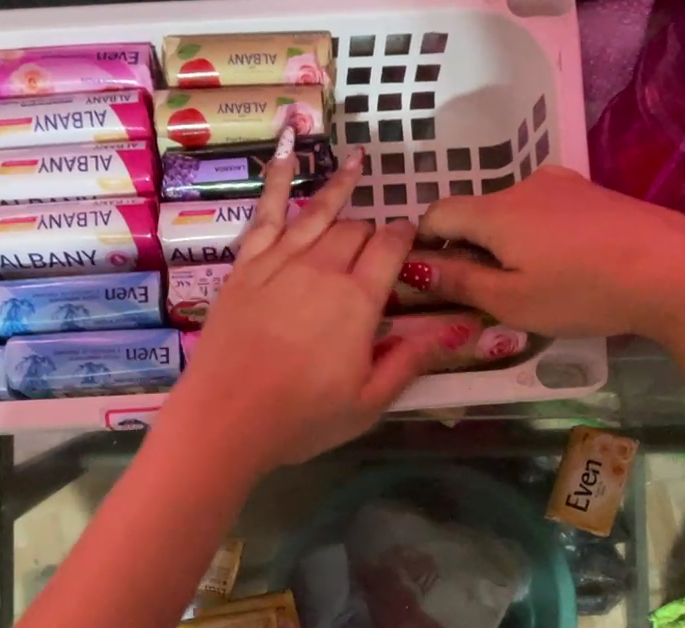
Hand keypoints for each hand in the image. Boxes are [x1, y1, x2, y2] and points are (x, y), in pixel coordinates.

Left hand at [153, 131, 439, 475]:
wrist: (226, 419)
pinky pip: (265, 214)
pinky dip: (277, 180)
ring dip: (341, 189)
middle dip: (373, 231)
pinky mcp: (245, 267)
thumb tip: (457, 330)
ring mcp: (279, 263)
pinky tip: (287, 151)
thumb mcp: (367, 404)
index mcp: (358, 301)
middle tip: (378, 243)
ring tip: (359, 165)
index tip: (410, 237)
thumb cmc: (301, 419)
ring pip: (318, 215)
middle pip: (356, 232)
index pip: (391, 250)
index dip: (405, 238)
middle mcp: (322, 269)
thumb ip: (410, 362)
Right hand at [403, 166, 684, 343]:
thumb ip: (459, 282)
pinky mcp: (590, 195)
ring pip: (510, 216)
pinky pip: (542, 215)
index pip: (437, 213)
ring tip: (524, 289)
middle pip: (474, 214)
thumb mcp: (510, 300)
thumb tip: (415, 267)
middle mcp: (524, 185)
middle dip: (465, 251)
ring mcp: (562, 186)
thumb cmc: (581, 292)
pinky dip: (533, 241)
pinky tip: (558, 271)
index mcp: (495, 210)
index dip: (424, 246)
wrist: (672, 270)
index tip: (433, 283)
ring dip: (501, 248)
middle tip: (480, 298)